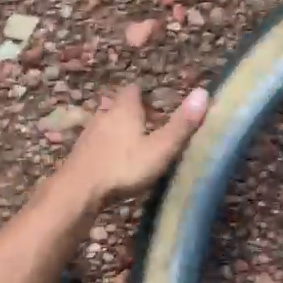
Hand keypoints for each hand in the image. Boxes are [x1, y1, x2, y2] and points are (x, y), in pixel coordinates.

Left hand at [57, 84, 208, 206]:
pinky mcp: (81, 153)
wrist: (78, 191)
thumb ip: (182, 124)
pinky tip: (118, 163)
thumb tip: (204, 93)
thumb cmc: (125, 167)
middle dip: (135, 114)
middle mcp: (104, 116)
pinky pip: (99, 143)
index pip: (134, 90)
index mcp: (125, 110)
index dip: (146, 95)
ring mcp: (89, 135)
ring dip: (122, 131)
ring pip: (108, 125)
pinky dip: (110, 148)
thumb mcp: (161, 148)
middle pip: (120, 107)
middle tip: (153, 128)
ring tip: (137, 146)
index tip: (159, 106)